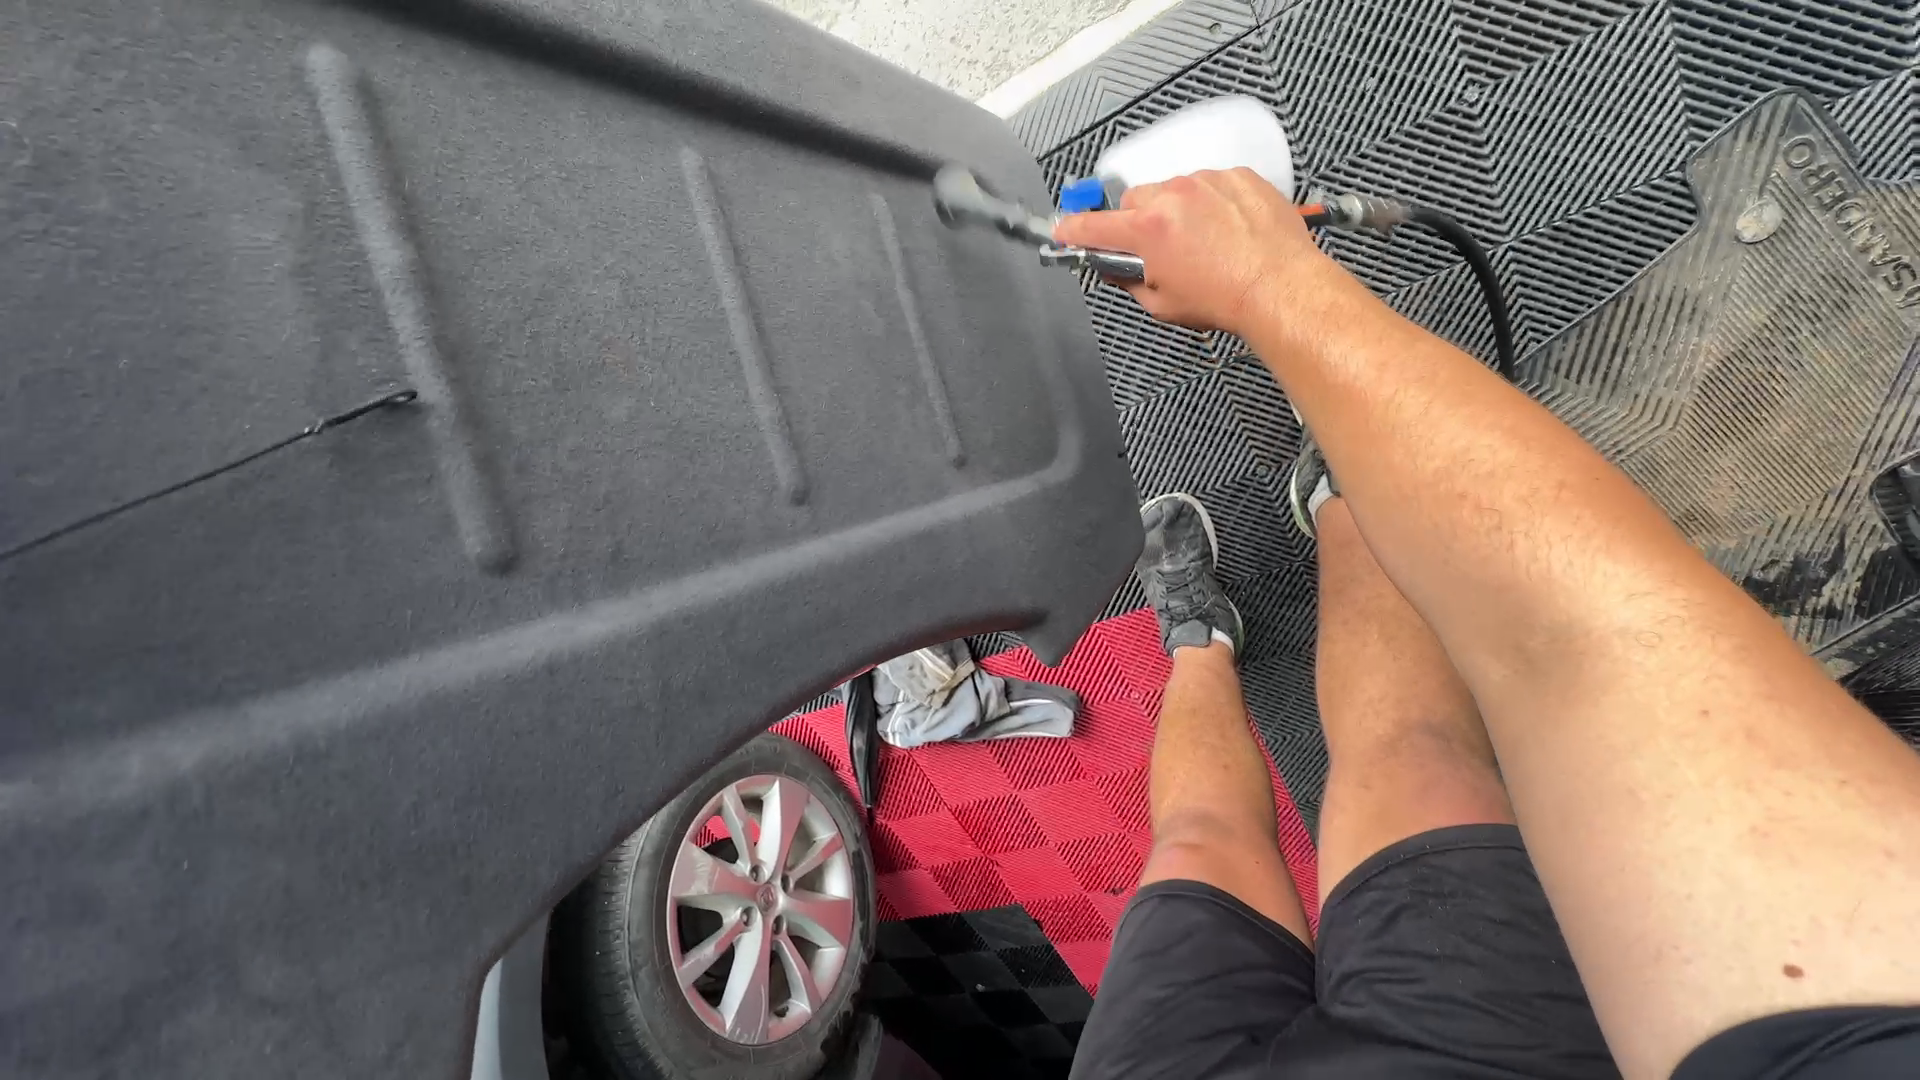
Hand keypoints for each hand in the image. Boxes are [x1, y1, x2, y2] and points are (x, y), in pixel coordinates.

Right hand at [1052, 168, 1349, 336]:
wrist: (1278, 286)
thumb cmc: (1225, 298)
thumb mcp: (1161, 303)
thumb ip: (1128, 281)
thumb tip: (1114, 269)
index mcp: (1149, 230)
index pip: (1093, 227)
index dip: (1072, 232)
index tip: (1062, 231)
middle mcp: (1175, 197)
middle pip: (1133, 200)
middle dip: (1136, 222)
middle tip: (1153, 250)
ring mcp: (1208, 181)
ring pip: (1172, 190)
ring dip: (1175, 212)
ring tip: (1199, 244)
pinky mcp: (1237, 176)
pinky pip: (1209, 184)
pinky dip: (1209, 204)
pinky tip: (1223, 232)